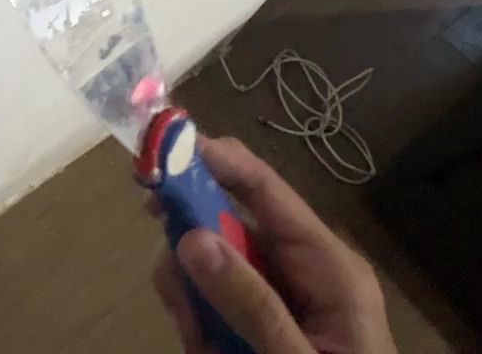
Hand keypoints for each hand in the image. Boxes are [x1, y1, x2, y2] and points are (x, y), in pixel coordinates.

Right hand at [150, 137, 395, 353]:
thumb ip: (252, 305)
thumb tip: (191, 237)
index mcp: (326, 263)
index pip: (260, 184)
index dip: (209, 156)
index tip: (155, 148)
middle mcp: (299, 263)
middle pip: (222, 214)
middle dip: (188, 244)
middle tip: (173, 285)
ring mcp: (275, 287)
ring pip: (205, 252)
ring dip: (188, 291)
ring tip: (196, 342)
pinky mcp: (256, 313)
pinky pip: (208, 290)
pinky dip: (193, 315)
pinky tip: (203, 348)